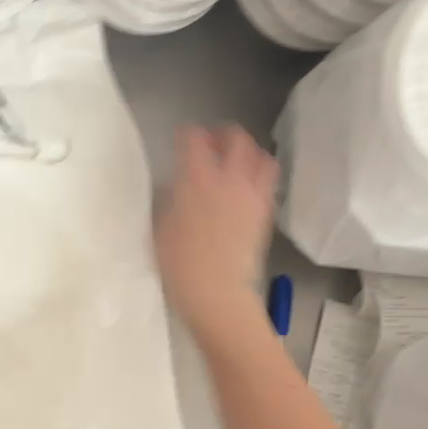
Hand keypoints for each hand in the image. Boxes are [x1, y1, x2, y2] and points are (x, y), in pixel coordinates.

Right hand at [155, 124, 279, 341]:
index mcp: (196, 179)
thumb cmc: (179, 265)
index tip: (180, 140)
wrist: (216, 293)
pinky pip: (267, 181)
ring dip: (247, 152)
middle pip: (235, 138)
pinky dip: (258, 175)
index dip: (186, 135)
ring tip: (235, 161)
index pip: (193, 139)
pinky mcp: (264, 212)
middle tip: (211, 144)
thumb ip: (170, 198)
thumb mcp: (160, 228)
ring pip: (259, 155)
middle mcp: (228, 179)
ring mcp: (251, 194)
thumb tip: (175, 186)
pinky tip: (246, 186)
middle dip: (222, 135)